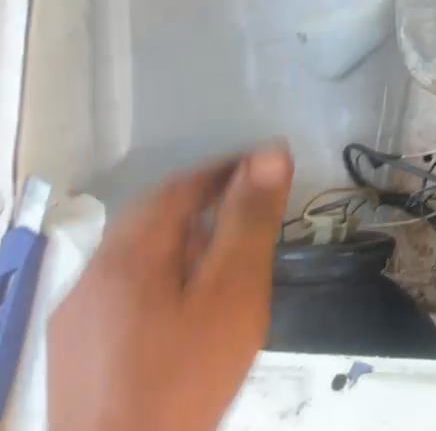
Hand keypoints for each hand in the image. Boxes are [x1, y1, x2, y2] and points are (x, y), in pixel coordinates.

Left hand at [49, 146, 292, 430]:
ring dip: (186, 237)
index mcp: (128, 258)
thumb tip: (269, 155)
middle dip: (206, 201)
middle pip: (151, 220)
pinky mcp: (78, 347)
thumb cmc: (190, 367)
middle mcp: (90, 278)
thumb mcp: (234, 288)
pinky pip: (125, 287)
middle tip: (259, 202)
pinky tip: (194, 298)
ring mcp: (77, 316)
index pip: (178, 189)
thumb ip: (249, 220)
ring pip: (136, 255)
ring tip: (234, 249)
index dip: (226, 168)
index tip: (271, 164)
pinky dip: (166, 270)